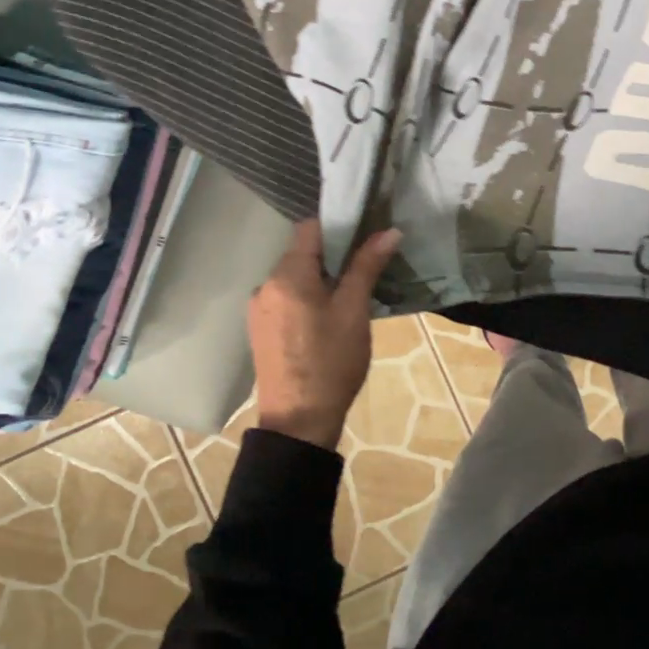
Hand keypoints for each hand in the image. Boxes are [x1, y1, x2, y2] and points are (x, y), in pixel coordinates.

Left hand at [249, 219, 402, 449]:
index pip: (310, 228)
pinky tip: (328, 320)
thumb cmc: (331, 361)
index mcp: (286, 275)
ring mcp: (259, 309)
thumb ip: (367, 266)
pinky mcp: (260, 330)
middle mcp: (265, 285)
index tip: (366, 236)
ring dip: (321, 279)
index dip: (339, 226)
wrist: (299, 421)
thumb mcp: (355, 310)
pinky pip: (286, 299)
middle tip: (367, 268)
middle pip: (302, 253)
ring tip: (351, 297)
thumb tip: (389, 231)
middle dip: (334, 256)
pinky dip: (307, 299)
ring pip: (294, 278)